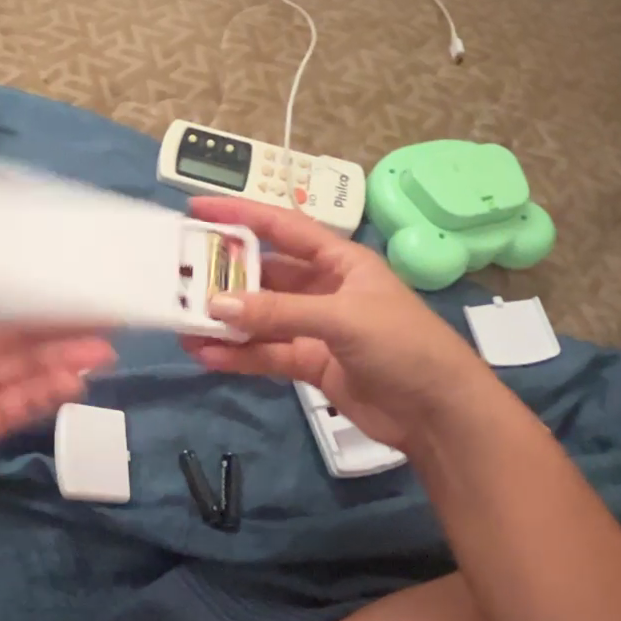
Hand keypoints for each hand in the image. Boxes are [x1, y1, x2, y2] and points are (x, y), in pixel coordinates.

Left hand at [0, 246, 115, 550]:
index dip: (17, 284)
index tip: (58, 269)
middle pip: (10, 333)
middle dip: (54, 322)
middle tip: (103, 312)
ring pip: (23, 367)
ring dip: (62, 357)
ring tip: (105, 351)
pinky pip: (22, 403)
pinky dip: (50, 391)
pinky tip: (78, 383)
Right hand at [182, 197, 494, 451]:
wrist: (439, 413)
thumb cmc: (404, 346)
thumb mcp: (342, 318)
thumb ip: (278, 311)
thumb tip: (216, 305)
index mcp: (340, 260)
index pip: (282, 227)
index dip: (240, 214)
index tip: (197, 207)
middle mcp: (324, 288)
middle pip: (265, 274)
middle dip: (225, 276)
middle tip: (180, 276)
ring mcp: (315, 327)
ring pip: (260, 318)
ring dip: (227, 322)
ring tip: (184, 323)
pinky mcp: (311, 363)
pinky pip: (266, 353)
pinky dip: (239, 355)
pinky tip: (208, 356)